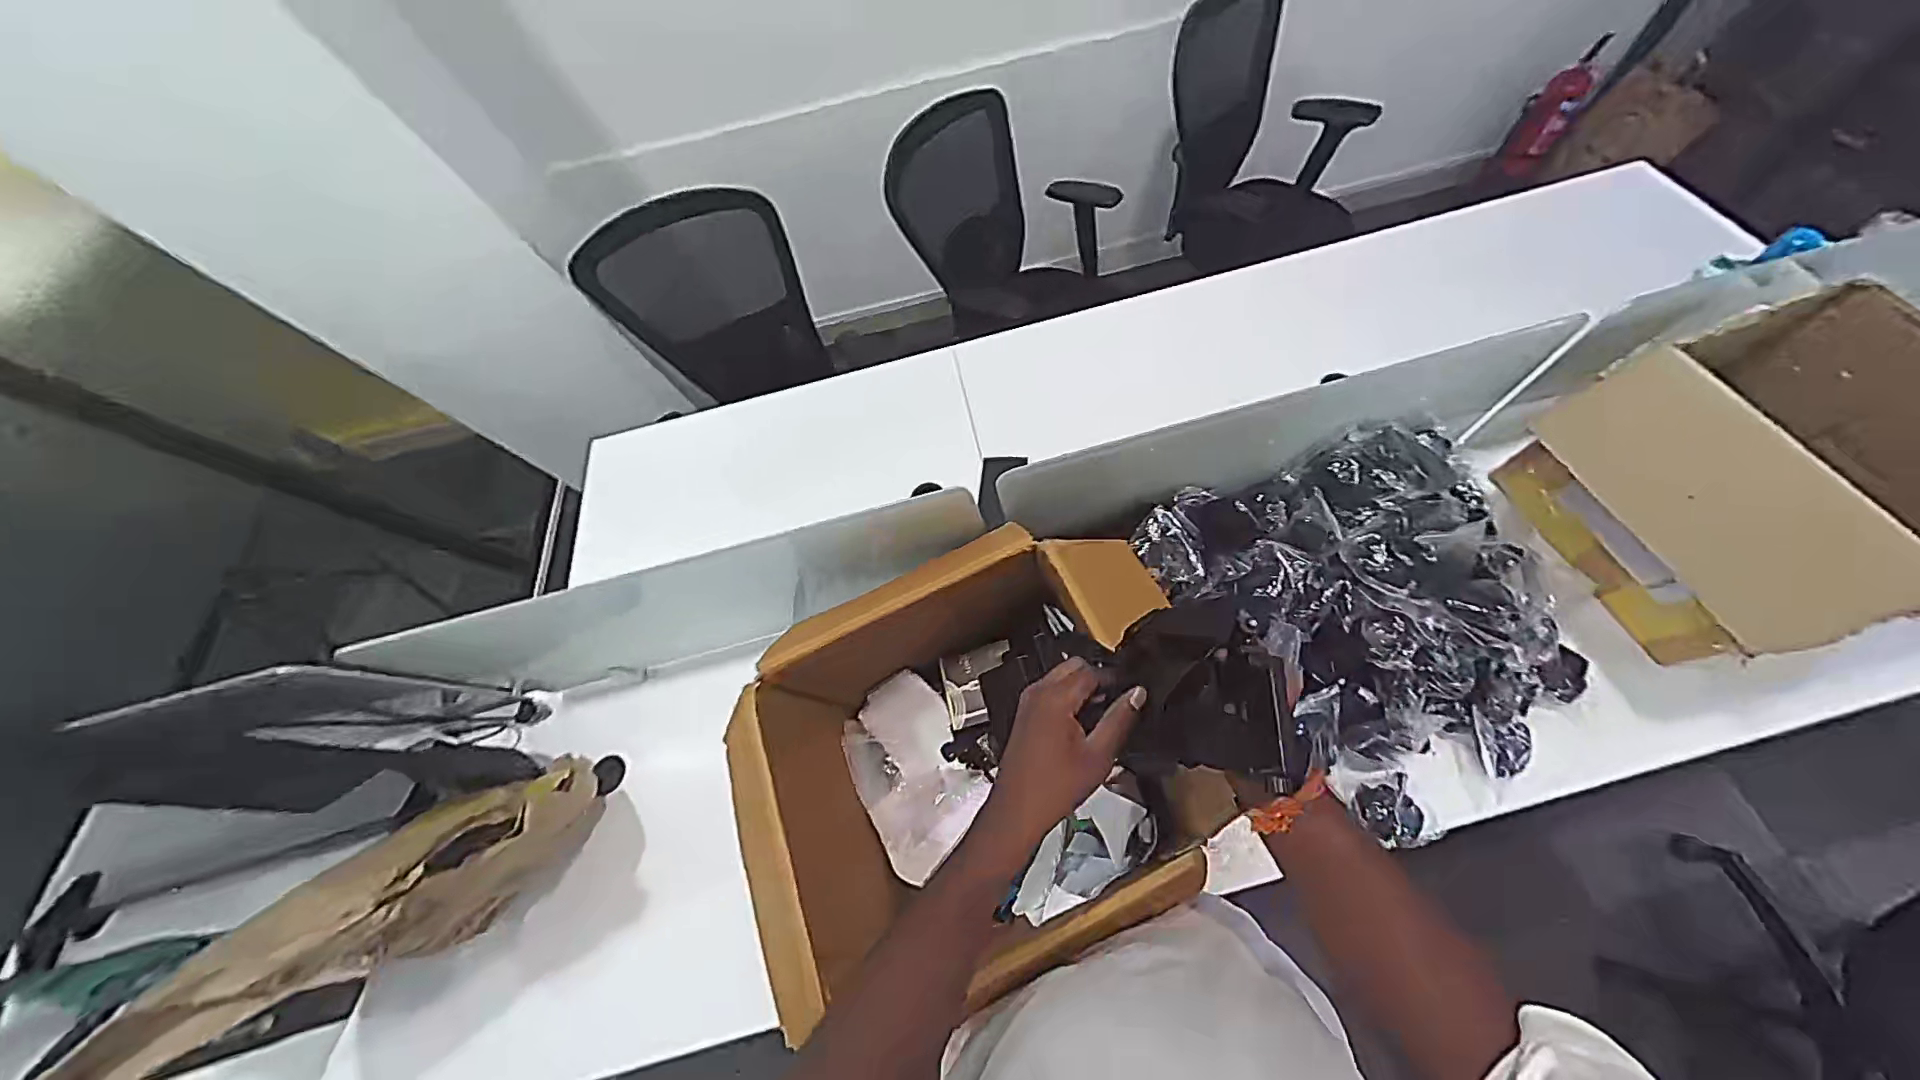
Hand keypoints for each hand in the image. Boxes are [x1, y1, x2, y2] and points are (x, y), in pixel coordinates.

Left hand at [976, 658, 1144, 854]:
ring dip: (1082, 688)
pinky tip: (1080, 725)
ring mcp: (1028, 702)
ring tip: (1099, 716)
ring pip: (1061, 676)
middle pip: (1074, 666)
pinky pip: (1050, 691)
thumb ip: (1120, 719)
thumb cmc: (1051, 789)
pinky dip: (1067, 698)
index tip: (1130, 691)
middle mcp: (1037, 694)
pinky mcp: (1025, 713)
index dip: (1115, 679)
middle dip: (1097, 678)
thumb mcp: (1098, 755)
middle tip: (1116, 701)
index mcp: (1054, 699)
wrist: (1019, 809)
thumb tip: (1136, 695)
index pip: (1092, 671)